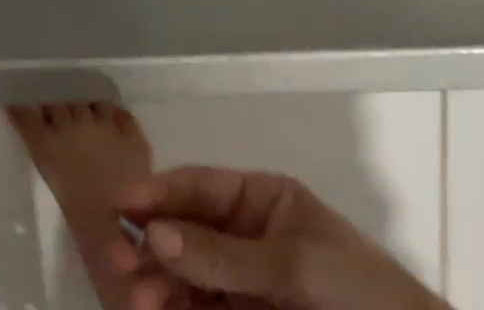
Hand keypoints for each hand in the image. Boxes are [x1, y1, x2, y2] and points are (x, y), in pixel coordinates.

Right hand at [111, 166, 449, 309]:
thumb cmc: (366, 295)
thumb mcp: (298, 266)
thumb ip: (224, 254)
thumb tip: (153, 234)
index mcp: (263, 201)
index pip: (198, 186)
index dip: (156, 191)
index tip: (117, 204)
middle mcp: (245, 234)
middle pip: (182, 229)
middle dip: (149, 243)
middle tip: (117, 259)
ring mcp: (243, 280)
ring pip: (184, 272)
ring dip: (156, 281)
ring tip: (138, 298)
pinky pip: (199, 306)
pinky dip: (175, 306)